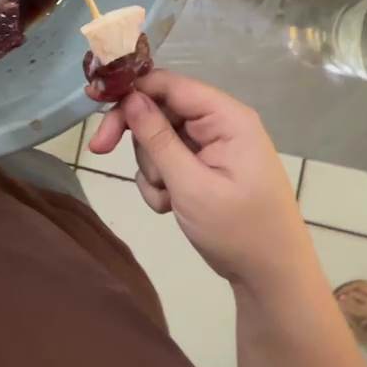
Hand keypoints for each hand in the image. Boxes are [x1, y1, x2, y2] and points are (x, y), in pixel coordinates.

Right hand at [87, 72, 308, 285]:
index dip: (131, 89)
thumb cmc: (239, 232)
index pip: (169, 84)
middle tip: (101, 150)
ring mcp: (212, 147)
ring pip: (158, 137)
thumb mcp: (192, 186)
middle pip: (159, 109)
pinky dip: (160, 182)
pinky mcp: (205, 168)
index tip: (94, 100)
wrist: (272, 282)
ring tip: (166, 198)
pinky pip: (167, 160)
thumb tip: (130, 97)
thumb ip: (158, 139)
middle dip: (137, 137)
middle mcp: (219, 124)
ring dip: (152, 167)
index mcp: (226, 118)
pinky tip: (170, 206)